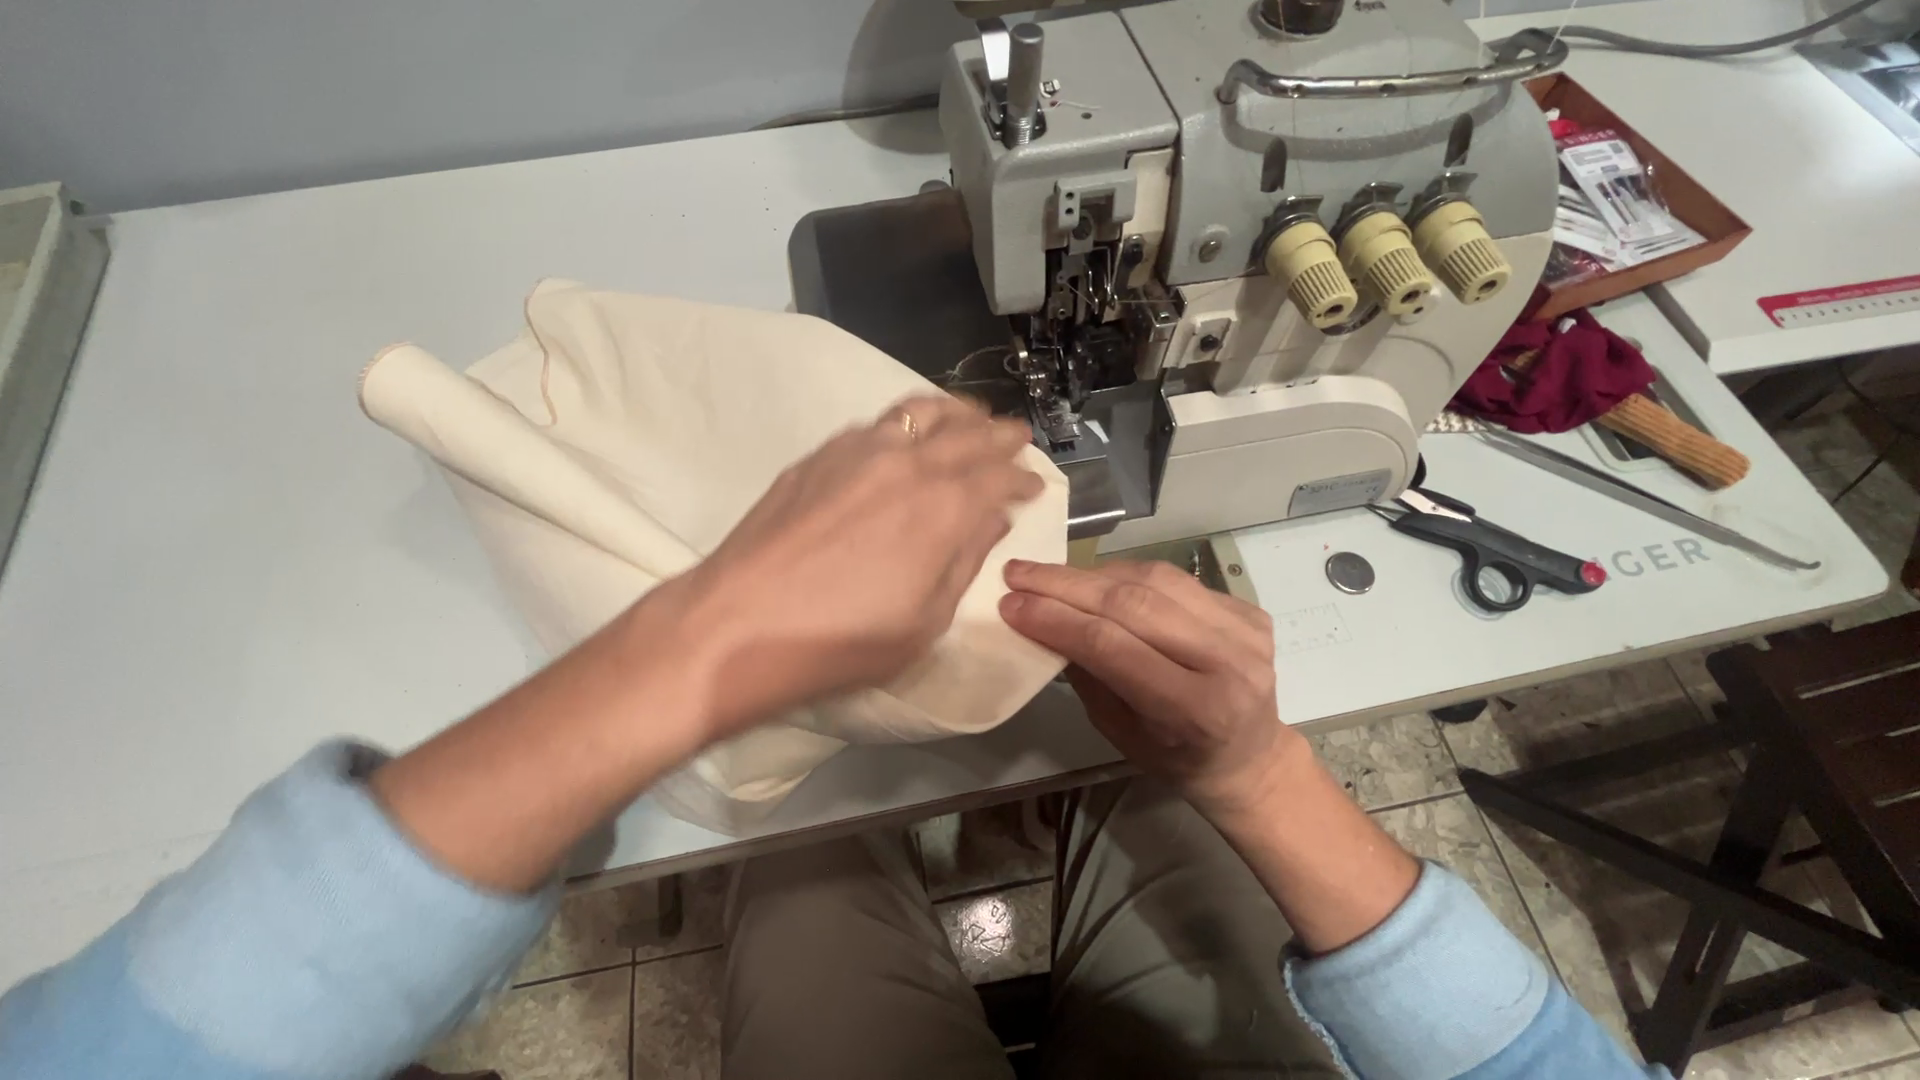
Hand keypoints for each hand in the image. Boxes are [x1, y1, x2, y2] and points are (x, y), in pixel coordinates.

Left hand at [663, 395, 1045, 736]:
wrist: (738, 625)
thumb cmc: (840, 641)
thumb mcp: (924, 622)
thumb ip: (964, 562)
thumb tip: (990, 520)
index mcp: (943, 508)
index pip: (998, 478)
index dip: (1021, 479)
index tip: (1033, 484)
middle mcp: (907, 465)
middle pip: (967, 435)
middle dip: (999, 434)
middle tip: (1016, 436)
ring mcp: (858, 452)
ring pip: (920, 412)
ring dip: (955, 412)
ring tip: (971, 416)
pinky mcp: (818, 455)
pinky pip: (876, 423)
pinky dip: (907, 421)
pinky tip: (906, 435)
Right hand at [998, 559, 1301, 818]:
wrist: (1250, 757)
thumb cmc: (1175, 758)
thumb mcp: (1120, 732)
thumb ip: (1087, 675)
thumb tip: (1041, 621)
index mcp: (1194, 709)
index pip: (1112, 646)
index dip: (1056, 619)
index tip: (1009, 604)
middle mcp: (1228, 662)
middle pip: (1133, 604)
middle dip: (1066, 585)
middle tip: (1018, 574)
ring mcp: (1244, 630)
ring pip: (1155, 578)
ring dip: (1093, 573)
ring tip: (1050, 573)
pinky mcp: (1247, 609)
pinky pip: (1176, 578)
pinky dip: (1128, 574)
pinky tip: (1097, 578)